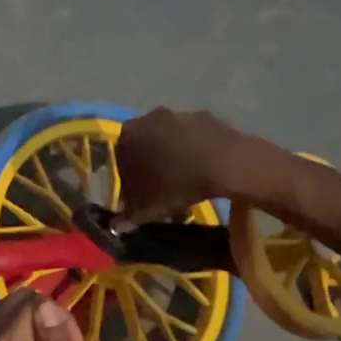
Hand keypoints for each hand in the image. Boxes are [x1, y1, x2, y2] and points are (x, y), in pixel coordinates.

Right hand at [114, 108, 248, 227]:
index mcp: (128, 137)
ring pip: (167, 136)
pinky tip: (201, 166)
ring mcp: (177, 113)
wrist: (224, 164)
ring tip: (182, 176)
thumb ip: (129, 216)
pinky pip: (192, 134)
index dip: (126, 178)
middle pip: (142, 143)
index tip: (136, 194)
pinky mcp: (203, 115)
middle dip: (148, 162)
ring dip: (170, 153)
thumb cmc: (177, 184)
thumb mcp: (149, 207)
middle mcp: (147, 118)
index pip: (119, 159)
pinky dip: (193, 147)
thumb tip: (116, 227)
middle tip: (158, 185)